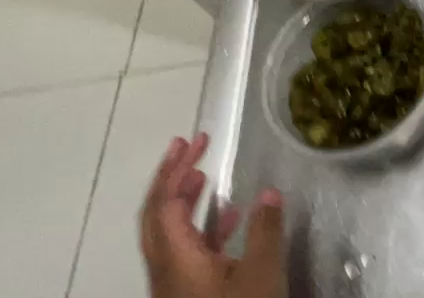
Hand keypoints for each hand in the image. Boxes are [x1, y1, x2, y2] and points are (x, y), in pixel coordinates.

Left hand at [141, 132, 285, 297]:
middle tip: (189, 147)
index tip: (193, 140)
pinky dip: (199, 226)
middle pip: (154, 217)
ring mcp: (174, 287)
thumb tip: (269, 192)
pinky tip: (227, 219)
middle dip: (170, 178)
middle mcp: (166, 271)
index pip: (164, 204)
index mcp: (176, 260)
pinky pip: (184, 251)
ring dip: (183, 200)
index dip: (175, 169)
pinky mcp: (188, 297)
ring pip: (167, 235)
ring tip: (204, 175)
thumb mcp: (262, 275)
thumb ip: (265, 230)